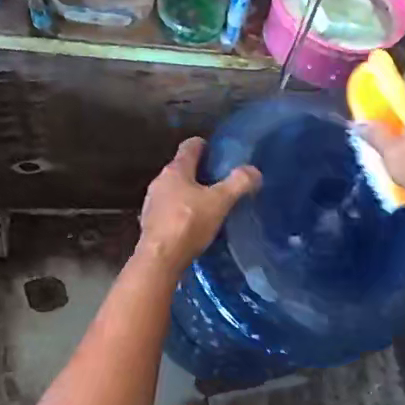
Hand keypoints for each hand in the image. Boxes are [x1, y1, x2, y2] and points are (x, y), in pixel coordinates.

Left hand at [135, 137, 260, 272]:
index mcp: (176, 170)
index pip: (189, 146)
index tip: (217, 151)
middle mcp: (160, 181)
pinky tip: (193, 224)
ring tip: (208, 204)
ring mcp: (152, 203)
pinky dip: (181, 212)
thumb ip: (238, 184)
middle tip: (219, 181)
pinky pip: (169, 210)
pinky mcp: (150, 223)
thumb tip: (254, 171)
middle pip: (181, 169)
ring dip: (189, 194)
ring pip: (174, 190)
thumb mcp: (220, 202)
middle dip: (199, 173)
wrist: (160, 259)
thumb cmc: (189, 223)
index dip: (204, 145)